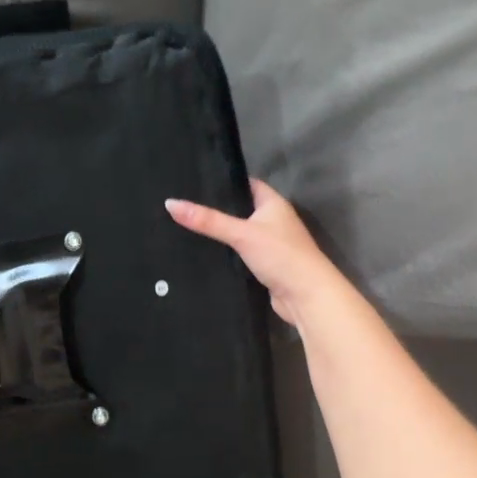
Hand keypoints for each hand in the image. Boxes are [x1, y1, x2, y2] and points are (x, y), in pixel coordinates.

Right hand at [166, 180, 342, 324]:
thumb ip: (207, 220)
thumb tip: (170, 203)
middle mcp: (273, 220)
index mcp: (273, 203)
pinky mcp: (264, 264)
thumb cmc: (281, 255)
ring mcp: (269, 243)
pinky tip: (202, 251)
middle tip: (183, 203)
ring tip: (185, 224)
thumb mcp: (241, 233)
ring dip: (219, 232)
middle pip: (239, 208)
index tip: (194, 180)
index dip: (223, 182)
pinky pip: (238, 252)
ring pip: (237, 232)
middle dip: (215, 208)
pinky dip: (224, 252)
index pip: (245, 183)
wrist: (306, 297)